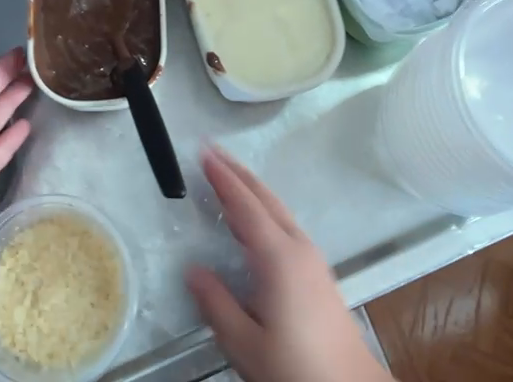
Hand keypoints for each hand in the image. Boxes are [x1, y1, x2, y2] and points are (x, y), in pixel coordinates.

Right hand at [186, 149, 394, 381]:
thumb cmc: (296, 368)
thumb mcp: (246, 344)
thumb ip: (217, 304)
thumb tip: (193, 269)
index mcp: (278, 258)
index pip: (245, 206)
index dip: (223, 178)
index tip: (204, 152)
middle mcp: (298, 248)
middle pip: (266, 199)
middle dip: (239, 173)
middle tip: (213, 151)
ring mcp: (313, 260)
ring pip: (278, 211)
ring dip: (252, 190)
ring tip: (229, 177)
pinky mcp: (319, 274)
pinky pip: (286, 225)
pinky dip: (265, 210)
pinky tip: (256, 222)